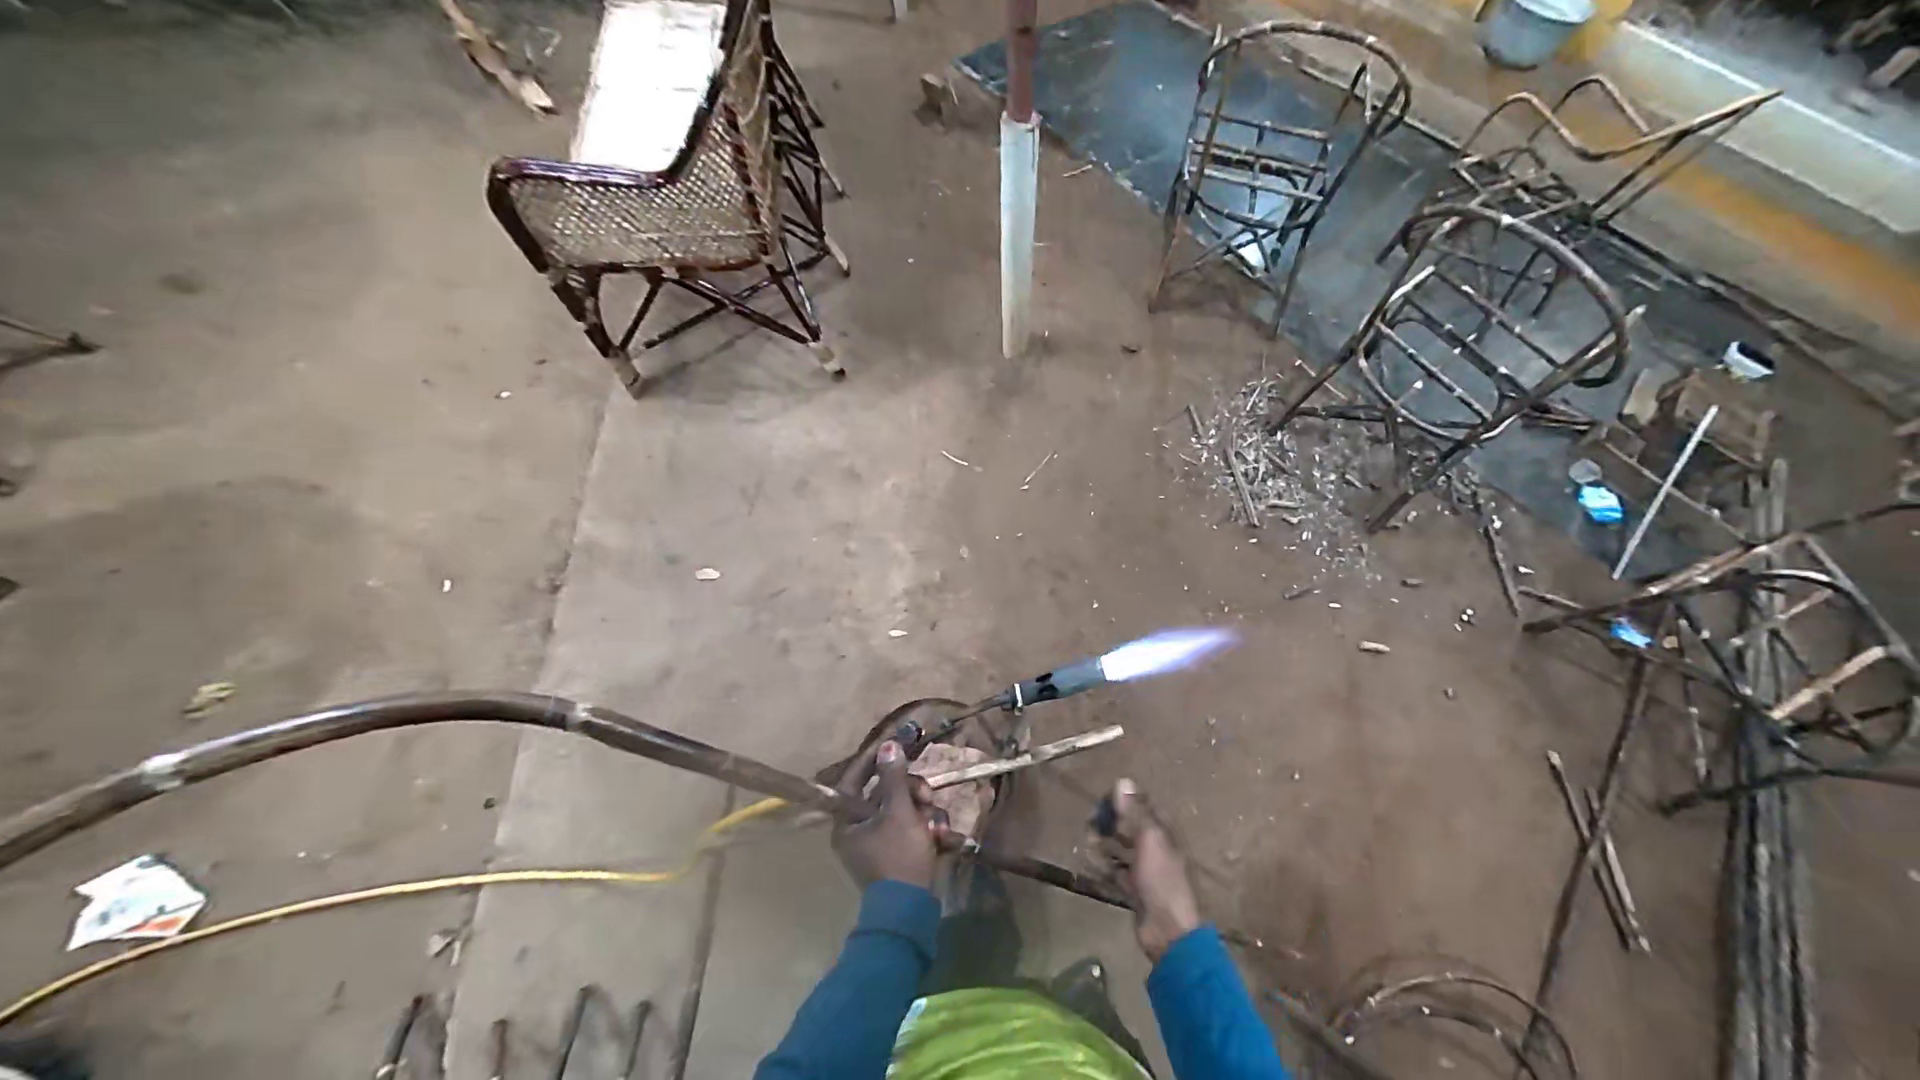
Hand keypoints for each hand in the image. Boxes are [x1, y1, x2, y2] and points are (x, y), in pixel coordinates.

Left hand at [831, 740, 939, 888]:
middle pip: (886, 794)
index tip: (892, 744)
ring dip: (925, 813)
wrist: (911, 911)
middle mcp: (859, 830)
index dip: (874, 760)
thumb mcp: (899, 812)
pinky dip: (927, 831)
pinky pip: (913, 830)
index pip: (855, 779)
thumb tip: (887, 745)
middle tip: (927, 796)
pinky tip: (942, 838)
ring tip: (937, 827)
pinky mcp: (898, 855)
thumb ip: (894, 778)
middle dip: (912, 793)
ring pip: (905, 810)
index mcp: (848, 820)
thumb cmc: (898, 856)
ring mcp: (879, 844)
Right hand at [1100, 778, 1201, 962]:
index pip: (1143, 806)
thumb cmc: (1161, 880)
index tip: (1103, 800)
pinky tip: (1091, 865)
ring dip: (1105, 844)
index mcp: (1164, 833)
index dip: (1124, 801)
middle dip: (1111, 823)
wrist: (1168, 930)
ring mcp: (1146, 869)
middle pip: (1130, 827)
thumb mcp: (1149, 840)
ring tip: (1089, 843)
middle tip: (1091, 823)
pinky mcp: (1135, 889)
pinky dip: (1104, 867)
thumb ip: (1135, 812)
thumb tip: (1123, 781)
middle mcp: (1156, 848)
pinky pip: (1116, 871)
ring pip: (1122, 848)